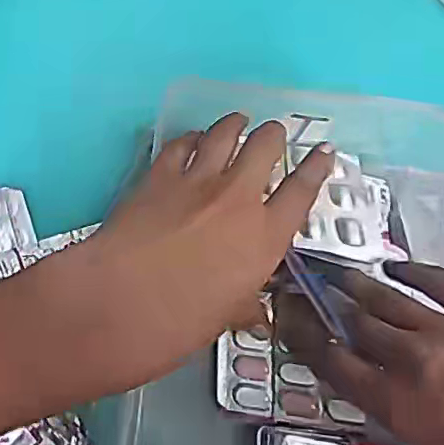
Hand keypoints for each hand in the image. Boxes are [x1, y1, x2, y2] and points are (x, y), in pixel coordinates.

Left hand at [25, 113, 331, 399]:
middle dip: (272, 136)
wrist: (120, 302)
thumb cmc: (180, 323)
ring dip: (233, 125)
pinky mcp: (157, 175)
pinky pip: (180, 145)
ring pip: (223, 134)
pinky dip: (190, 139)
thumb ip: (244, 302)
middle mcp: (237, 199)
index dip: (316, 168)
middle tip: (272, 134)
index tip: (323, 152)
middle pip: (264, 147)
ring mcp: (196, 181)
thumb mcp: (226, 316)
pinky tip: (190, 140)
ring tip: (236, 121)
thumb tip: (253, 310)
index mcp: (265, 237)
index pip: (302, 192)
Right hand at [276, 263, 443, 444]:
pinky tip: (396, 265)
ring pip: (390, 297)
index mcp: (404, 413)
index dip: (304, 336)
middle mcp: (419, 364)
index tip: (286, 317)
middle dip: (322, 305)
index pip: (333, 363)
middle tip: (303, 289)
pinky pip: (441, 282)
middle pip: (357, 323)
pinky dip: (412, 271)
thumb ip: (420, 428)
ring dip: (358, 284)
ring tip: (335, 272)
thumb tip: (403, 401)